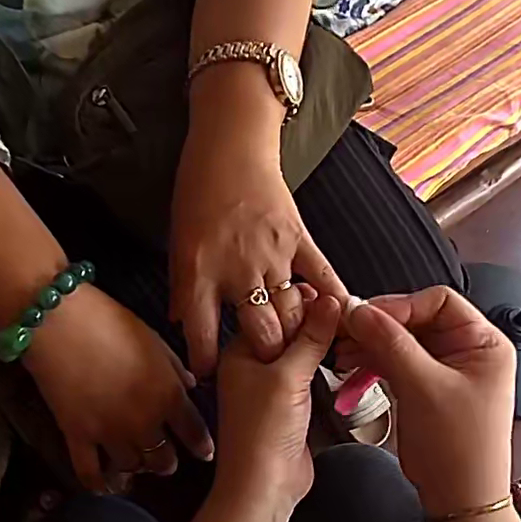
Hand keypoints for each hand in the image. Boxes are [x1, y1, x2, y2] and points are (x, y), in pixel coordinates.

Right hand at [26, 285, 214, 492]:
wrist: (59, 320)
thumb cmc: (110, 320)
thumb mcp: (153, 339)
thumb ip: (174, 367)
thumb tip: (190, 385)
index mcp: (168, 395)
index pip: (194, 434)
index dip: (202, 447)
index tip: (204, 453)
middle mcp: (144, 421)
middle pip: (163, 460)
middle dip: (167, 462)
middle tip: (164, 458)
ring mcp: (109, 432)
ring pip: (131, 468)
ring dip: (136, 468)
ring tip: (134, 465)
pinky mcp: (77, 436)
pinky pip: (91, 472)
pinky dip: (100, 483)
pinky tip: (105, 485)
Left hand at [170, 103, 346, 377]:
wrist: (230, 147)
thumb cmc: (197, 193)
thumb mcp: (177, 243)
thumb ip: (183, 288)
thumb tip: (183, 323)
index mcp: (199, 272)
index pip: (202, 334)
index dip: (205, 362)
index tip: (208, 374)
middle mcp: (237, 271)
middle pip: (262, 333)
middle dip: (266, 357)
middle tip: (267, 364)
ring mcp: (273, 256)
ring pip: (294, 313)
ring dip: (298, 336)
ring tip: (299, 349)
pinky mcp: (299, 239)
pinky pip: (323, 276)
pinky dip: (335, 301)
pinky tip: (342, 321)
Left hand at [209, 290, 340, 510]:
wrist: (264, 484)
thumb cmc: (259, 435)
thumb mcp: (287, 376)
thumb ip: (310, 338)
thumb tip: (330, 304)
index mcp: (239, 350)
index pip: (271, 310)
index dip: (301, 302)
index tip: (331, 296)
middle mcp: (253, 363)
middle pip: (288, 328)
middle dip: (315, 320)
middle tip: (345, 312)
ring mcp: (271, 382)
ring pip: (301, 349)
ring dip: (322, 341)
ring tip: (348, 329)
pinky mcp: (289, 401)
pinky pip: (308, 371)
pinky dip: (325, 362)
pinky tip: (342, 353)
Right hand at [335, 288, 516, 510]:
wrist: (458, 496)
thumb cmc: (460, 449)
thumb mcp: (423, 387)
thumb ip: (390, 344)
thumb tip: (360, 311)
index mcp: (482, 343)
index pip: (436, 302)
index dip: (398, 307)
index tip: (364, 317)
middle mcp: (464, 351)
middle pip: (413, 320)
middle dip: (377, 327)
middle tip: (345, 333)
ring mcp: (441, 368)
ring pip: (397, 340)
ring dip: (368, 345)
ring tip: (342, 353)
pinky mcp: (422, 385)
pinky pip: (392, 361)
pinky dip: (370, 363)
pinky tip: (350, 369)